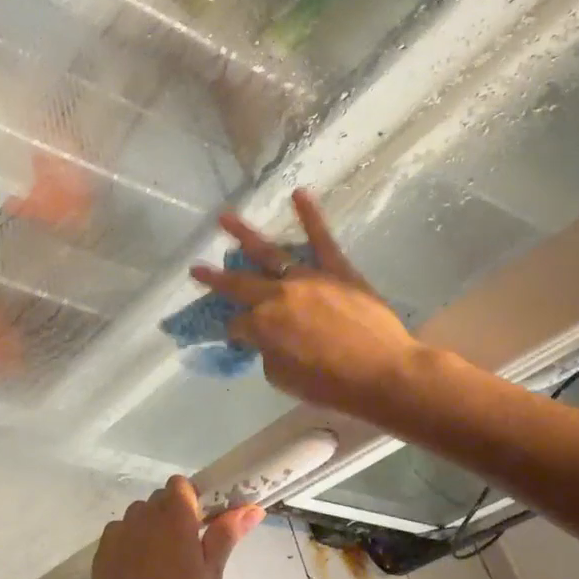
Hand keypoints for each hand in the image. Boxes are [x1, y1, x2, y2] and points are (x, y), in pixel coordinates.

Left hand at [86, 476, 262, 578]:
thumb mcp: (210, 573)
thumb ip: (226, 535)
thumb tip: (251, 508)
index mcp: (174, 515)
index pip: (182, 484)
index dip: (193, 498)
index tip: (202, 523)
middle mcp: (144, 512)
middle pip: (161, 499)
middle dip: (174, 516)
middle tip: (187, 551)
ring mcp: (120, 527)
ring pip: (141, 515)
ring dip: (152, 529)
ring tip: (161, 565)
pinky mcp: (103, 544)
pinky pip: (123, 532)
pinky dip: (132, 543)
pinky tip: (138, 572)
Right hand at [191, 188, 425, 419]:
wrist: (383, 373)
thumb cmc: (331, 384)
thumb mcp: (284, 379)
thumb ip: (269, 354)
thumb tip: (270, 341)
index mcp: (261, 325)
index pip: (237, 324)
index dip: (235, 332)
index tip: (239, 339)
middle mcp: (276, 295)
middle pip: (239, 283)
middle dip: (215, 278)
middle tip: (195, 268)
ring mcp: (306, 278)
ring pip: (269, 252)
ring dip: (244, 234)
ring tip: (224, 217)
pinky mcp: (337, 271)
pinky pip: (322, 240)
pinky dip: (311, 216)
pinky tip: (299, 193)